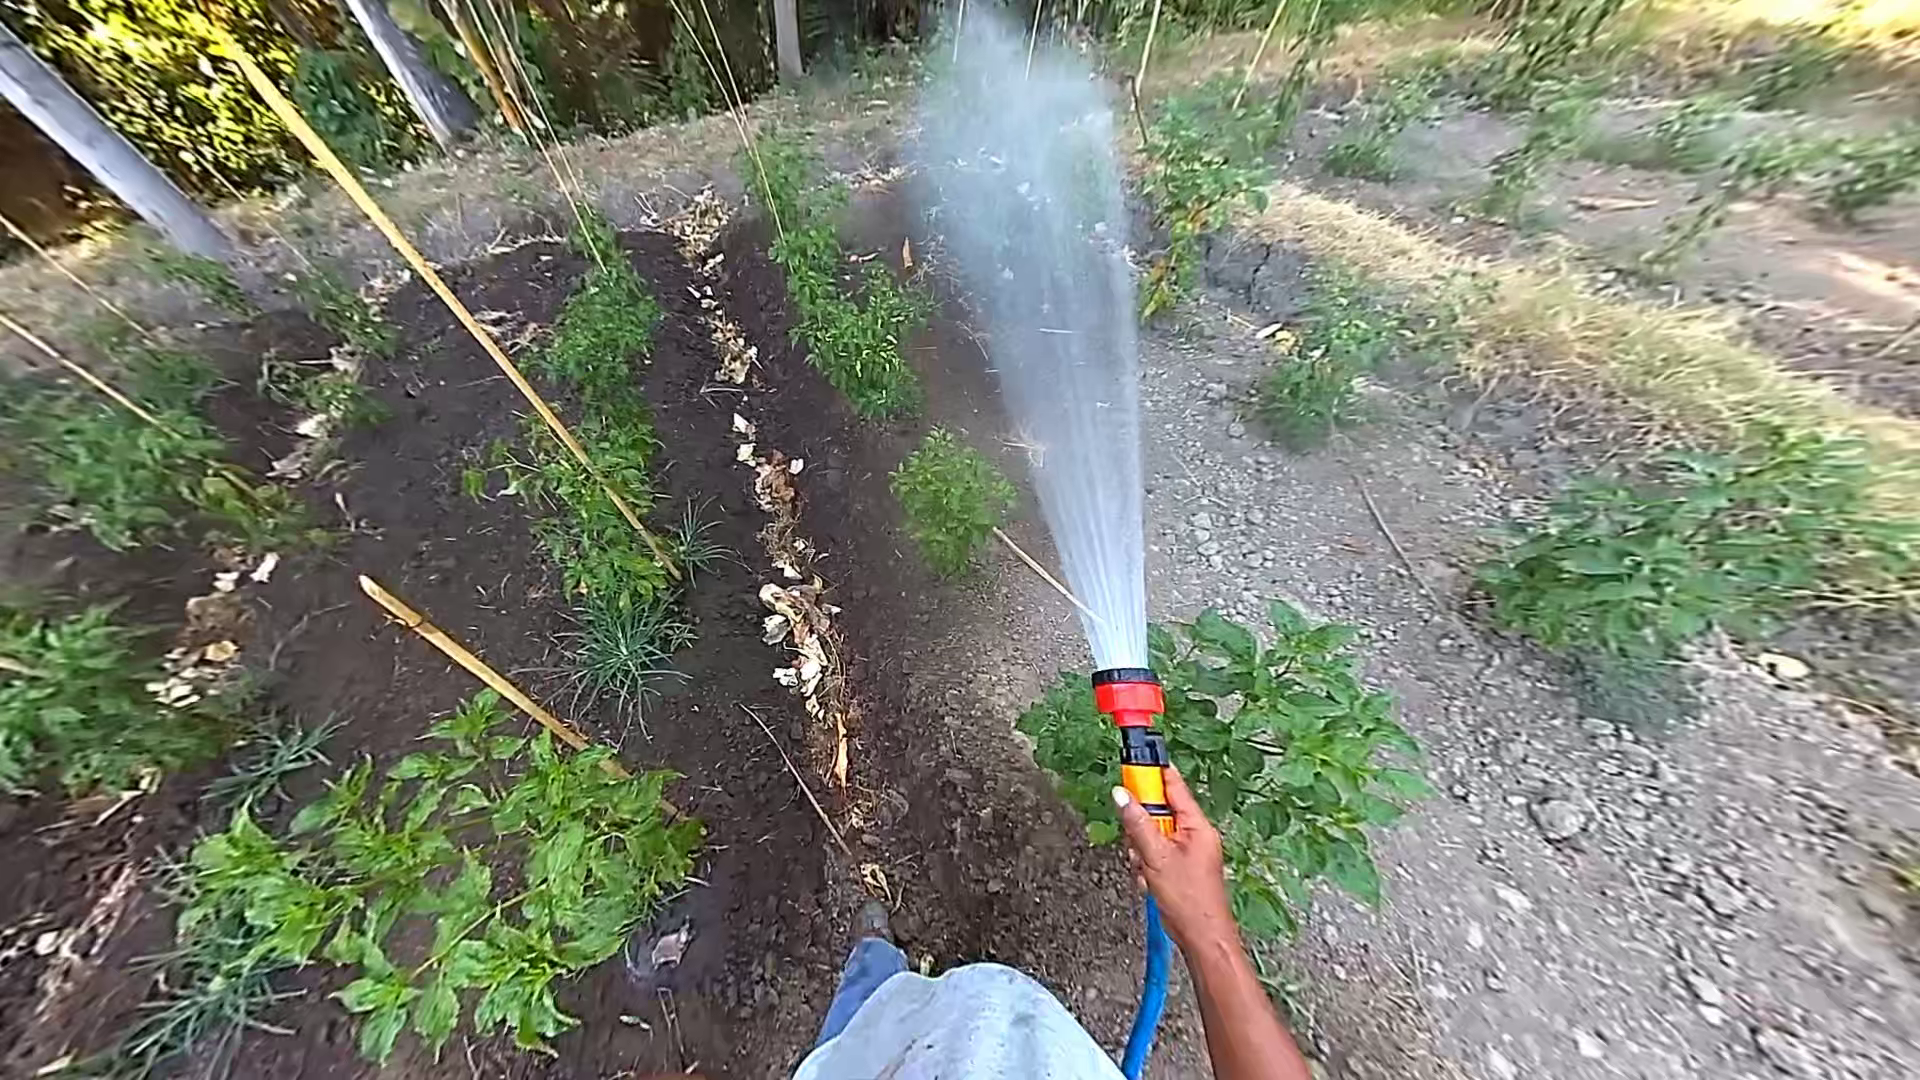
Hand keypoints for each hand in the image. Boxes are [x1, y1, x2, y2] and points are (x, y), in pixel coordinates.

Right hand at [1112, 765, 1238, 955]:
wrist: (1202, 940)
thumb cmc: (1190, 901)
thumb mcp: (1156, 856)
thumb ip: (1137, 822)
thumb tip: (1121, 794)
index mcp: (1196, 825)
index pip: (1173, 784)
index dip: (1152, 772)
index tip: (1132, 763)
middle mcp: (1194, 833)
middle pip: (1158, 809)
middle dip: (1141, 823)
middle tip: (1137, 838)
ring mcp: (1187, 850)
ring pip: (1152, 831)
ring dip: (1141, 846)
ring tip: (1145, 865)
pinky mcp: (1179, 864)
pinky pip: (1154, 849)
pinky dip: (1145, 860)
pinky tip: (1148, 877)